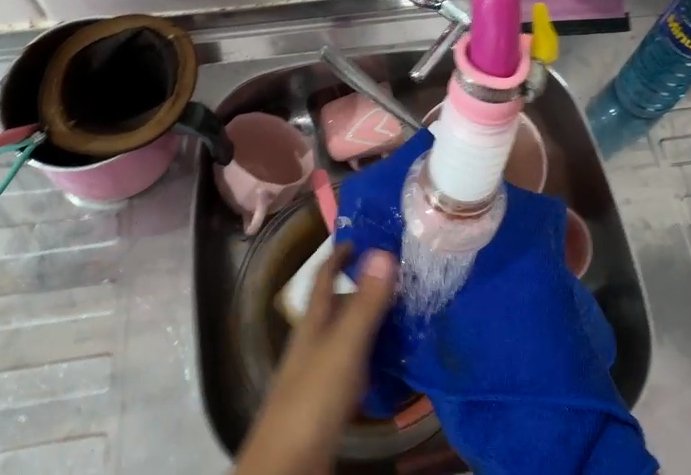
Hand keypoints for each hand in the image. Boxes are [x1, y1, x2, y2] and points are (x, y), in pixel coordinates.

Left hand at [235, 245, 397, 474]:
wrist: (288, 464)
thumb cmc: (313, 400)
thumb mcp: (344, 347)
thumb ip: (364, 304)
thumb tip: (383, 251)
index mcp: (312, 325)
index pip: (323, 278)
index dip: (338, 257)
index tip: (359, 239)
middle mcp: (312, 344)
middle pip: (335, 308)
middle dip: (361, 291)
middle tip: (398, 280)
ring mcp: (317, 375)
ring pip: (344, 339)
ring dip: (368, 326)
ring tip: (402, 319)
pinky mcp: (326, 403)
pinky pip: (352, 369)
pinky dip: (370, 360)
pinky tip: (388, 369)